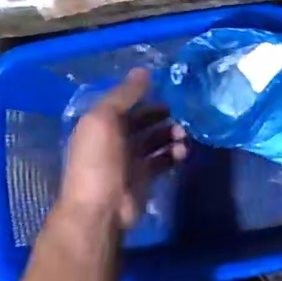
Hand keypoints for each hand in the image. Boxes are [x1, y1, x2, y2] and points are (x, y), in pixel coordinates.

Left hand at [57, 69, 187, 230]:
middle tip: (182, 113)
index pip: (126, 102)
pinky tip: (183, 153)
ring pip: (157, 139)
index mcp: (101, 123)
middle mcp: (115, 139)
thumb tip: (144, 71)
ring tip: (182, 135)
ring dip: (172, 134)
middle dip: (163, 114)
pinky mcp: (146, 177)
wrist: (100, 209)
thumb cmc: (98, 161)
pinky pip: (165, 159)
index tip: (169, 89)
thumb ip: (124, 95)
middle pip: (143, 120)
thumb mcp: (104, 120)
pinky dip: (175, 154)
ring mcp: (131, 159)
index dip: (145, 94)